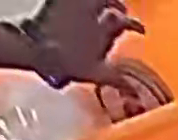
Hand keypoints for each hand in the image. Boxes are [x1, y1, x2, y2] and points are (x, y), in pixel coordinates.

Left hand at [29, 0, 144, 86]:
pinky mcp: (53, 3)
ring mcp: (69, 6)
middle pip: (105, 0)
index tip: (141, 30)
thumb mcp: (98, 75)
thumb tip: (135, 92)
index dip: (134, 24)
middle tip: (121, 8)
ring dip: (100, 0)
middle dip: (115, 3)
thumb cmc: (68, 62)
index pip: (123, 22)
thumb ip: (118, 80)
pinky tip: (77, 5)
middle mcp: (87, 15)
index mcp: (102, 32)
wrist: (36, 47)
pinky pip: (66, 0)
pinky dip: (74, 2)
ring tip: (103, 4)